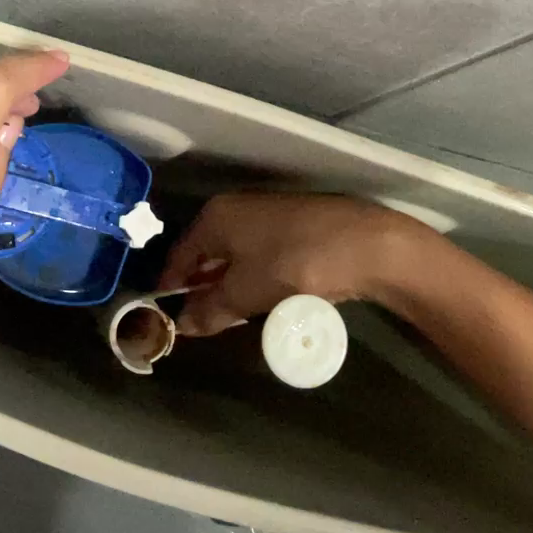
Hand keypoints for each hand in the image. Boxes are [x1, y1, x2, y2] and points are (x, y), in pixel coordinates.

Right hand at [155, 193, 430, 335]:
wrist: (365, 245)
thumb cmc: (293, 264)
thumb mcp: (245, 293)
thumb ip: (210, 310)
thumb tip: (183, 324)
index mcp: (215, 216)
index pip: (179, 255)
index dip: (171, 288)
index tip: (168, 320)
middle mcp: (235, 208)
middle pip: (206, 253)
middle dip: (202, 289)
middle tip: (203, 324)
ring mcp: (267, 214)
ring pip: (235, 255)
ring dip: (230, 286)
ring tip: (234, 317)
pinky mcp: (293, 225)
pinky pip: (260, 254)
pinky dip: (255, 277)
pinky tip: (266, 299)